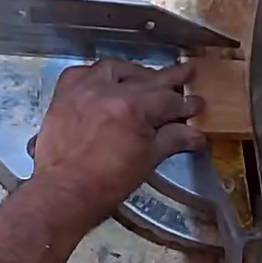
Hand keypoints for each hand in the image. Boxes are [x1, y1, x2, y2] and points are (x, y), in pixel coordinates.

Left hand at [27, 59, 205, 232]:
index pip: (169, 100)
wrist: (63, 193)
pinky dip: (97, 74)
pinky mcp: (64, 95)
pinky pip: (82, 73)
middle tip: (186, 72)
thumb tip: (197, 135)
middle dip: (170, 78)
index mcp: (134, 108)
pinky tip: (106, 80)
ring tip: (146, 78)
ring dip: (134, 73)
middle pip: (147, 80)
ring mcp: (84, 90)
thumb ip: (173, 140)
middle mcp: (109, 90)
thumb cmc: (108, 183)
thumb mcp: (147, 161)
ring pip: (115, 69)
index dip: (186, 103)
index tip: (198, 104)